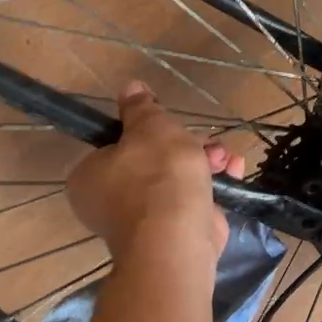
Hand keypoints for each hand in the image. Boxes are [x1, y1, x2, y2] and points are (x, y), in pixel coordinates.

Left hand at [67, 81, 243, 254]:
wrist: (176, 234)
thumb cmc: (157, 174)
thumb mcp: (151, 127)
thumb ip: (140, 108)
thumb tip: (128, 87)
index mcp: (89, 176)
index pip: (117, 143)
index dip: (149, 130)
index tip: (172, 125)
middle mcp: (107, 199)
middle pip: (152, 157)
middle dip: (189, 145)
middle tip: (205, 142)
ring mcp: (139, 216)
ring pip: (177, 174)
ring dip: (207, 160)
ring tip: (224, 159)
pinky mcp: (168, 227)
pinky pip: (190, 194)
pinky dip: (212, 181)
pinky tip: (231, 171)